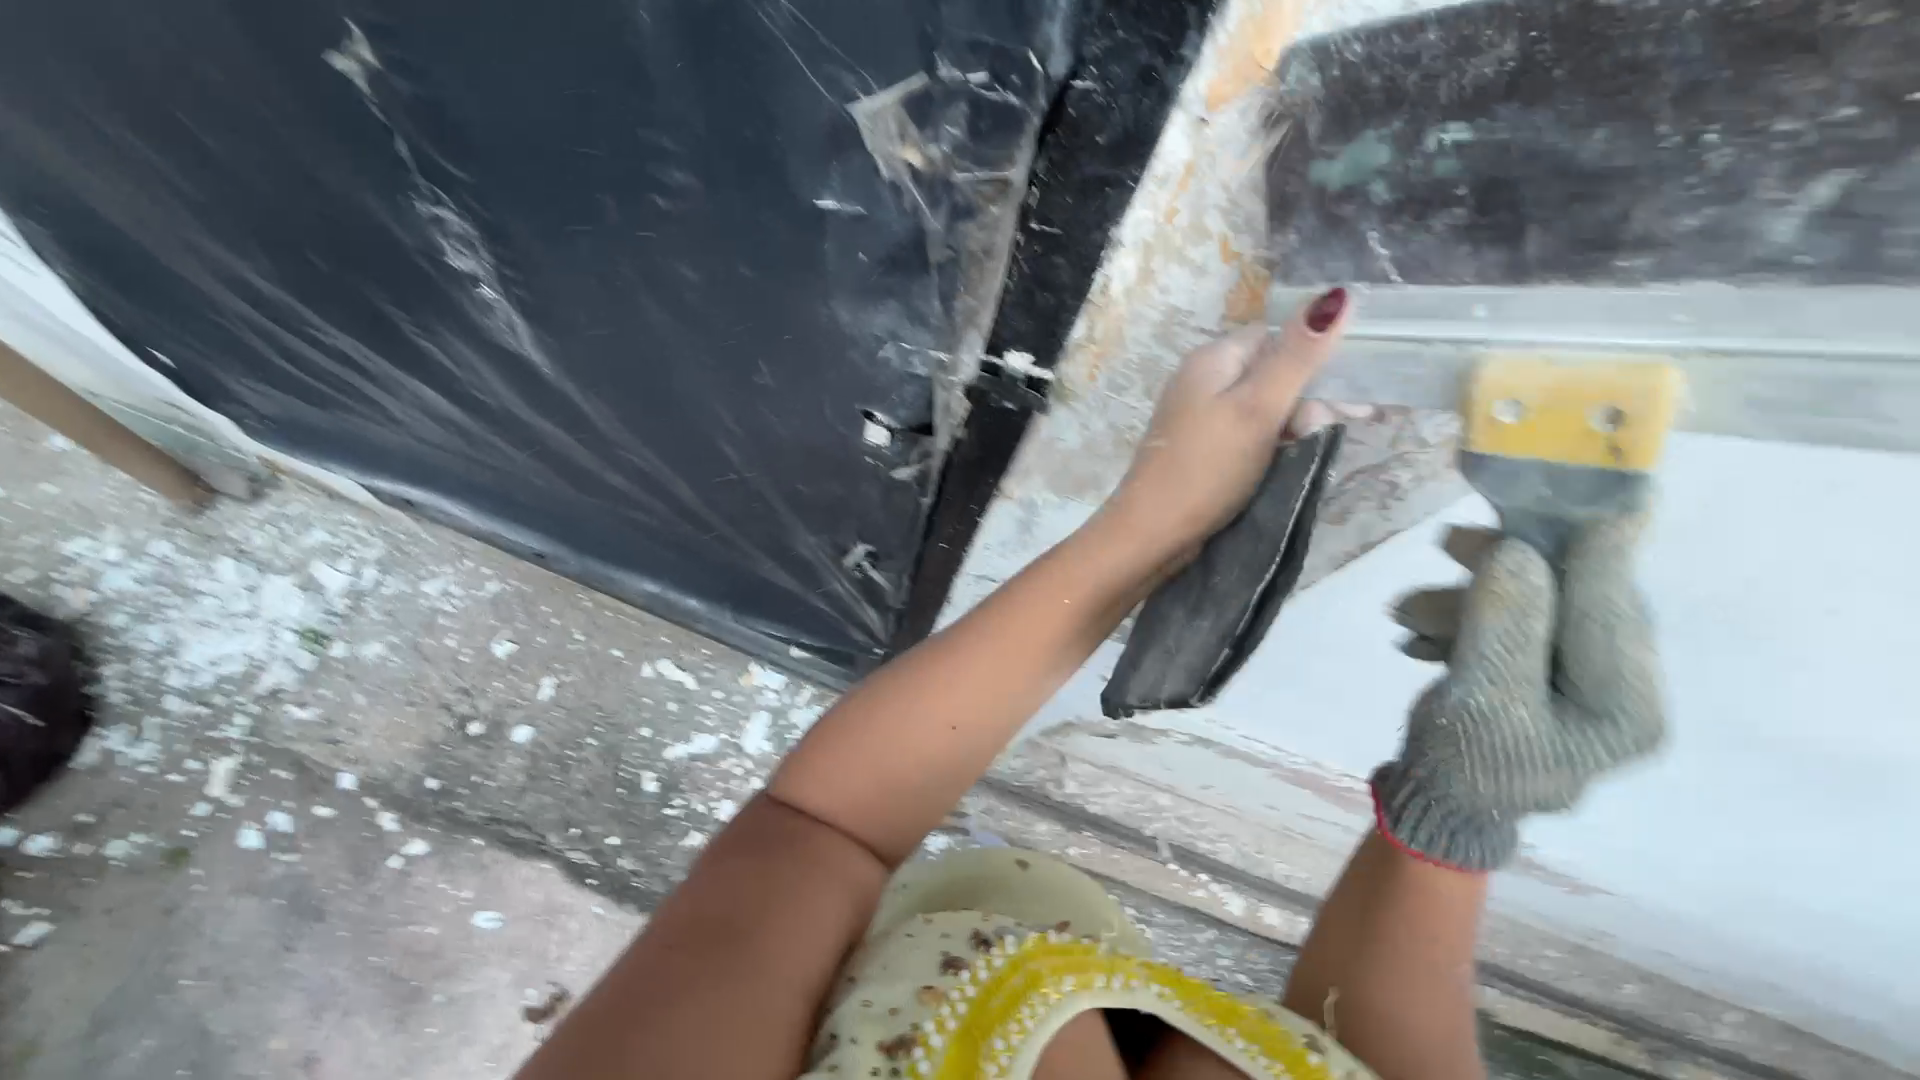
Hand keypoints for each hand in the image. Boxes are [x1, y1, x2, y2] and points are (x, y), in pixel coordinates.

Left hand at [1098, 288, 1351, 560]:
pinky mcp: (1200, 451)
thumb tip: (1337, 294)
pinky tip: (1283, 463)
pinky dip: (1271, 446)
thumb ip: (1297, 356)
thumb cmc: (1206, 467)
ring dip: (1292, 425)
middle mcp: (1202, 380)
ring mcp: (1198, 417)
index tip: (1349, 391)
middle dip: (1307, 396)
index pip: (1276, 336)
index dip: (1315, 356)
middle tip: (1331, 426)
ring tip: (1305, 448)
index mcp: (1211, 359)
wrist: (1152, 533)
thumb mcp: (1258, 408)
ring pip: (1262, 408)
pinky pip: (1247, 436)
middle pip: (1271, 372)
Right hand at [1374, 514, 1666, 871]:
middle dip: (1504, 571)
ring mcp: (1580, 684)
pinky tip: (1419, 634)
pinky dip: (1464, 622)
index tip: (1595, 495)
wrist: (1434, 808)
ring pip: (1533, 611)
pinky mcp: (1542, 677)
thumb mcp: (1481, 700)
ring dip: (1467, 600)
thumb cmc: (1465, 766)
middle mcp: (1618, 690)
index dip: (1595, 550)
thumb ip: (1507, 628)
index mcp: (1626, 706)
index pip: (1612, 609)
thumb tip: (1519, 552)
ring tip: (1405, 609)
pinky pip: (1512, 627)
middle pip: (1571, 602)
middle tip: (1448, 542)